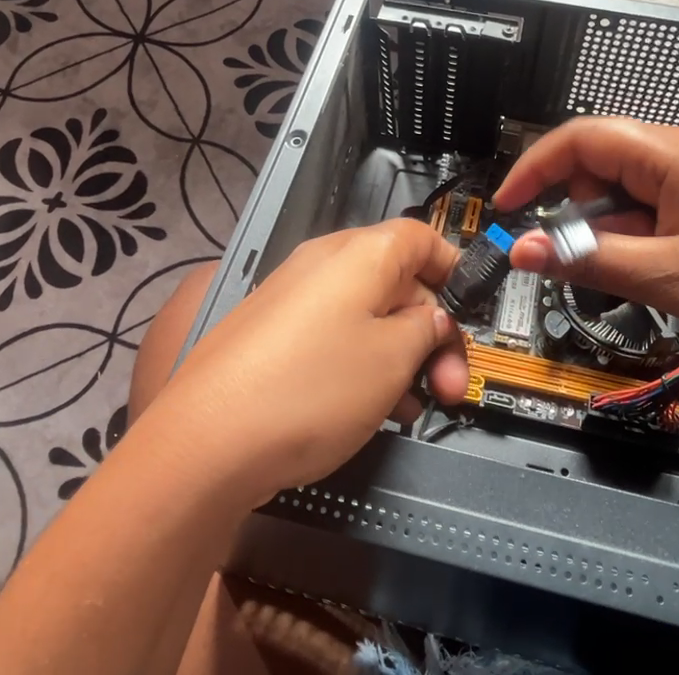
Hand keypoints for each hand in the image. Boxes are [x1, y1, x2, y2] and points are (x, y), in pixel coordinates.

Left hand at [135, 219, 466, 507]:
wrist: (208, 440)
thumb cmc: (313, 389)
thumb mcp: (393, 359)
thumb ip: (425, 331)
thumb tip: (429, 319)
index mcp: (358, 254)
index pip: (421, 237)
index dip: (454, 269)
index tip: (470, 313)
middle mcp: (321, 265)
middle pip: (396, 282)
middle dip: (431, 332)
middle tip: (449, 387)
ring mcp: (290, 301)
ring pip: (365, 316)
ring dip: (399, 356)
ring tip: (410, 408)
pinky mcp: (269, 338)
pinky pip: (331, 338)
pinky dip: (360, 365)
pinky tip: (371, 411)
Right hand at [494, 117, 678, 363]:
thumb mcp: (664, 278)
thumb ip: (586, 256)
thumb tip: (519, 249)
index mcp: (675, 152)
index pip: (583, 138)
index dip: (536, 168)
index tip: (507, 207)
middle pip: (602, 157)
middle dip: (576, 202)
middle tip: (577, 252)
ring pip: (625, 182)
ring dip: (609, 222)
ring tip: (633, 267)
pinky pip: (652, 198)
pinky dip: (636, 228)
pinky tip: (654, 264)